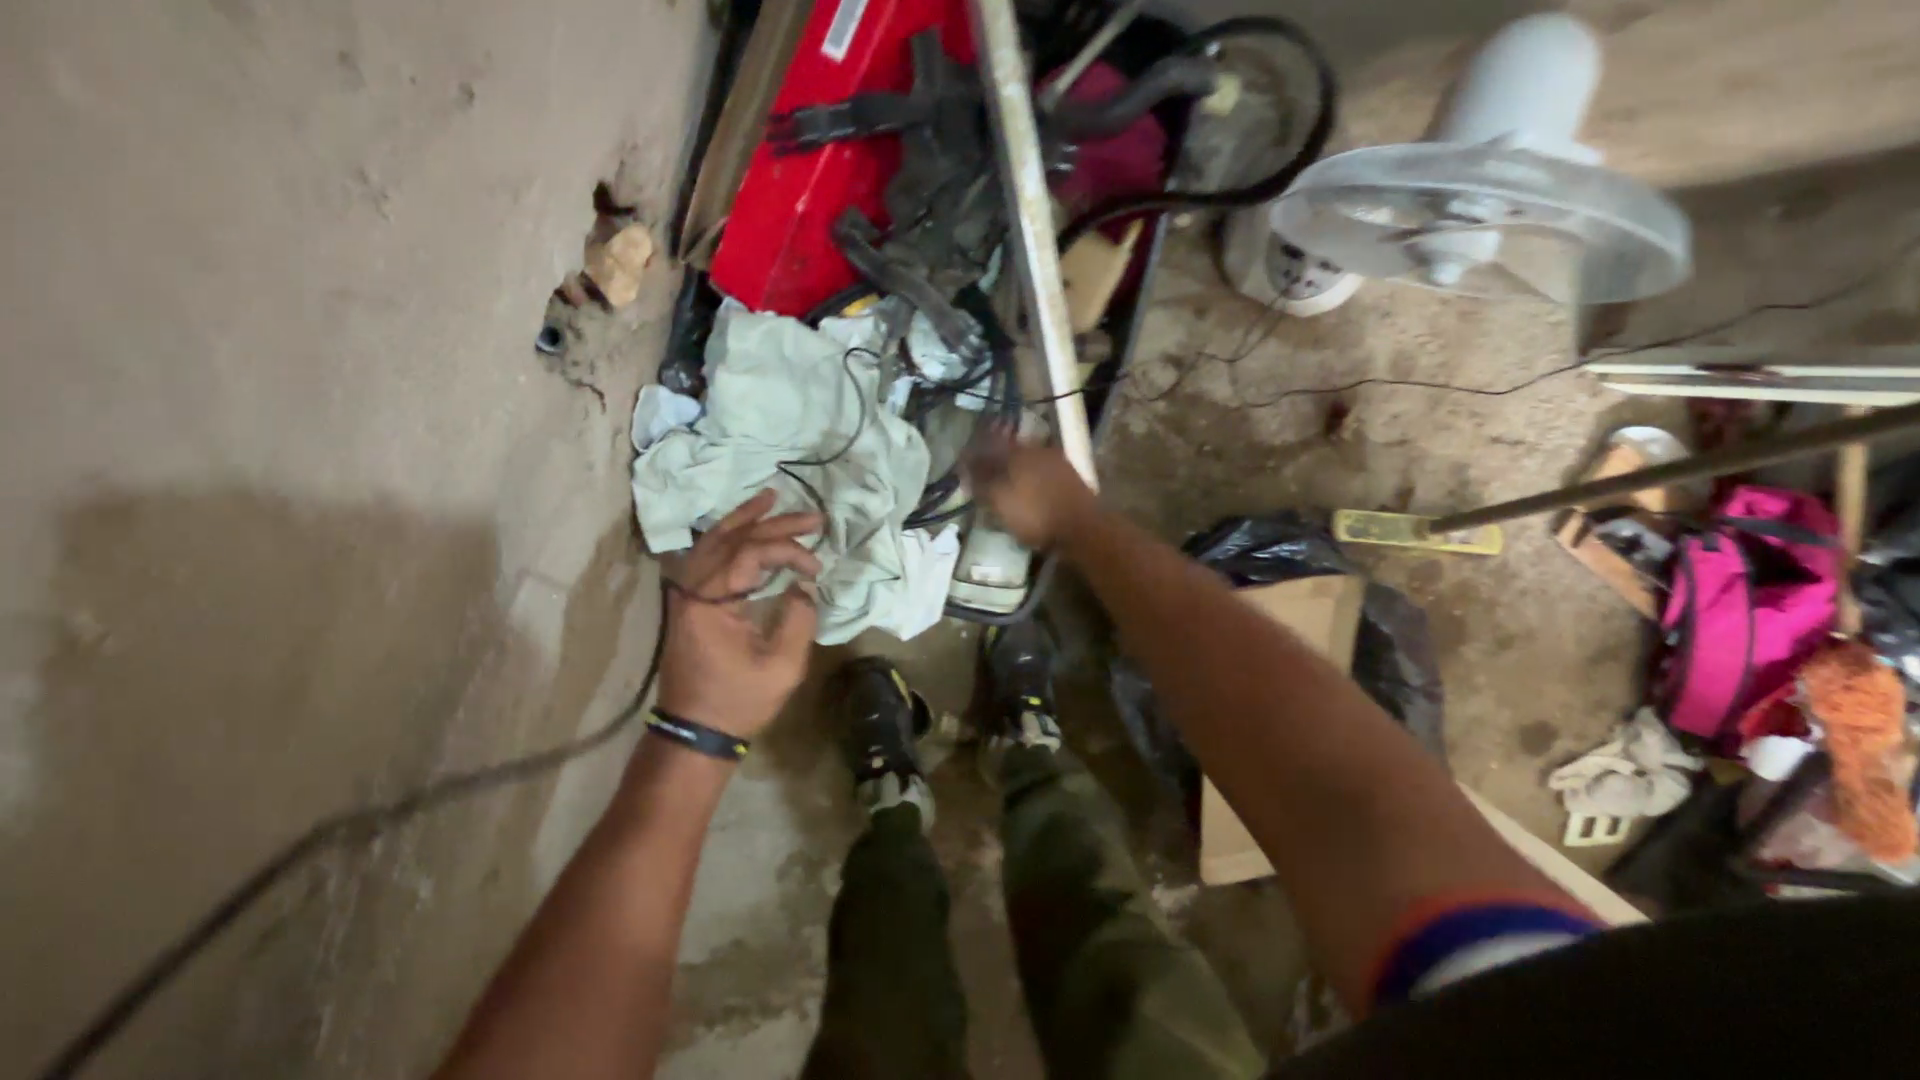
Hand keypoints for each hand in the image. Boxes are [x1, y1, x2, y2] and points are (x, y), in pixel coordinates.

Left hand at [655, 491, 821, 739]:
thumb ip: (798, 618)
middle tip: (812, 517)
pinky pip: (706, 555)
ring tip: (771, 498)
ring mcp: (685, 592)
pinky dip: (728, 536)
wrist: (694, 729)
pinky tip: (745, 528)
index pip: (750, 552)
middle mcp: (691, 587)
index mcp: (710, 601)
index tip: (816, 568)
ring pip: (712, 540)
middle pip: (731, 538)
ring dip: (745, 519)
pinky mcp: (688, 600)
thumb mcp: (782, 665)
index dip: (788, 550)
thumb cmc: (739, 700)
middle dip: (774, 524)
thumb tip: (802, 585)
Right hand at [964, 429, 1098, 549]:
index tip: (967, 467)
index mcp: (1019, 451)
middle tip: (987, 479)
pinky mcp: (1073, 479)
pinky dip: (1034, 483)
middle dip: (998, 463)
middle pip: (1012, 453)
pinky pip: (1045, 476)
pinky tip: (1031, 496)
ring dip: (1017, 474)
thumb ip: (981, 481)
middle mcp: (1040, 450)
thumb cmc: (1035, 514)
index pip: (992, 445)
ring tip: (1008, 491)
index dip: (977, 456)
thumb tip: (965, 466)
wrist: (1084, 528)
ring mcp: (1059, 463)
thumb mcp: (1000, 500)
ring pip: (1030, 464)